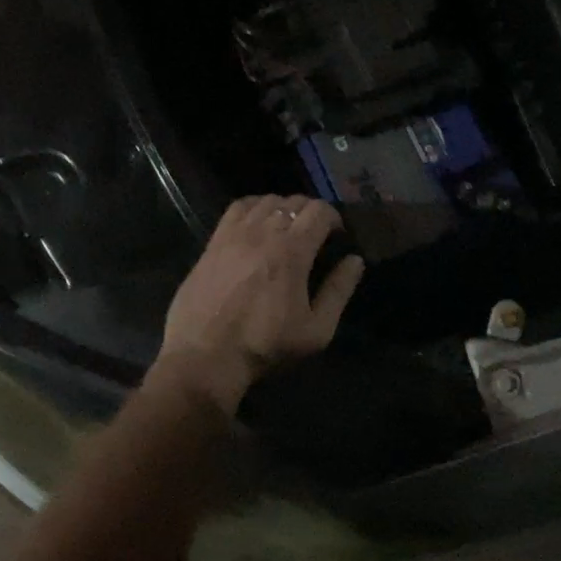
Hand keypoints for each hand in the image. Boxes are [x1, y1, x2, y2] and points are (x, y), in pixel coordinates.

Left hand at [157, 195, 365, 415]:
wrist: (205, 358)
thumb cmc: (265, 346)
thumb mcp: (316, 330)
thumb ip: (338, 291)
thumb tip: (355, 261)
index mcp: (292, 251)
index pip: (319, 210)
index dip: (334, 218)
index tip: (337, 236)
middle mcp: (263, 233)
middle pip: (294, 202)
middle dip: (311, 213)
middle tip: (316, 235)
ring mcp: (234, 235)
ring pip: (266, 201)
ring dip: (284, 209)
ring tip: (287, 230)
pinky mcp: (213, 243)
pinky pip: (238, 208)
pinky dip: (255, 208)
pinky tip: (257, 225)